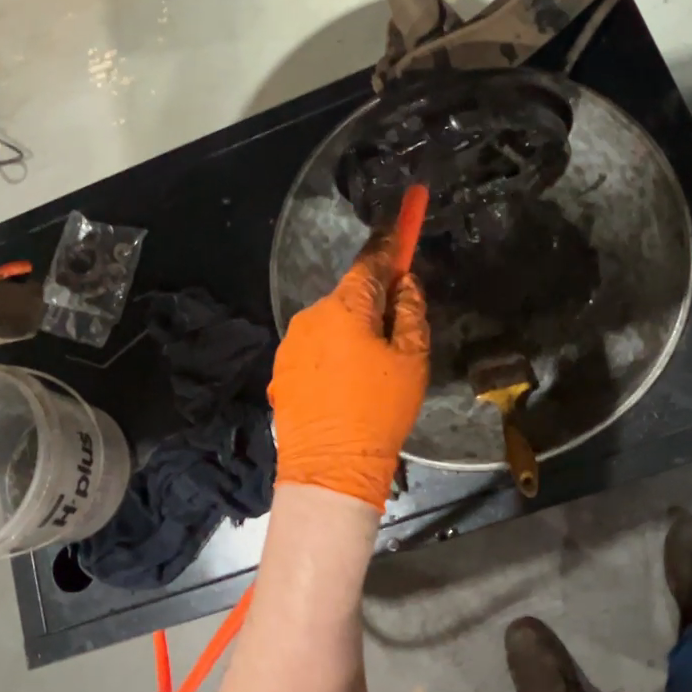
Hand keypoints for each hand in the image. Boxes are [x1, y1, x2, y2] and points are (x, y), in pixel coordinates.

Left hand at [269, 232, 429, 508]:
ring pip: (331, 325)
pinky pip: (314, 350)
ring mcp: (291, 344)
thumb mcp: (411, 361)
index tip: (401, 223)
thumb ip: (410, 314)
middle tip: (398, 339)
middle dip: (373, 307)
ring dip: (351, 335)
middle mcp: (310, 317)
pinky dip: (331, 357)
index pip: (370, 264)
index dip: (390, 245)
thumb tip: (405, 284)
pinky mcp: (281, 371)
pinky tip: (345, 389)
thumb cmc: (379, 412)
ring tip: (370, 376)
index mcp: (344, 308)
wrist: (330, 468)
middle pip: (349, 297)